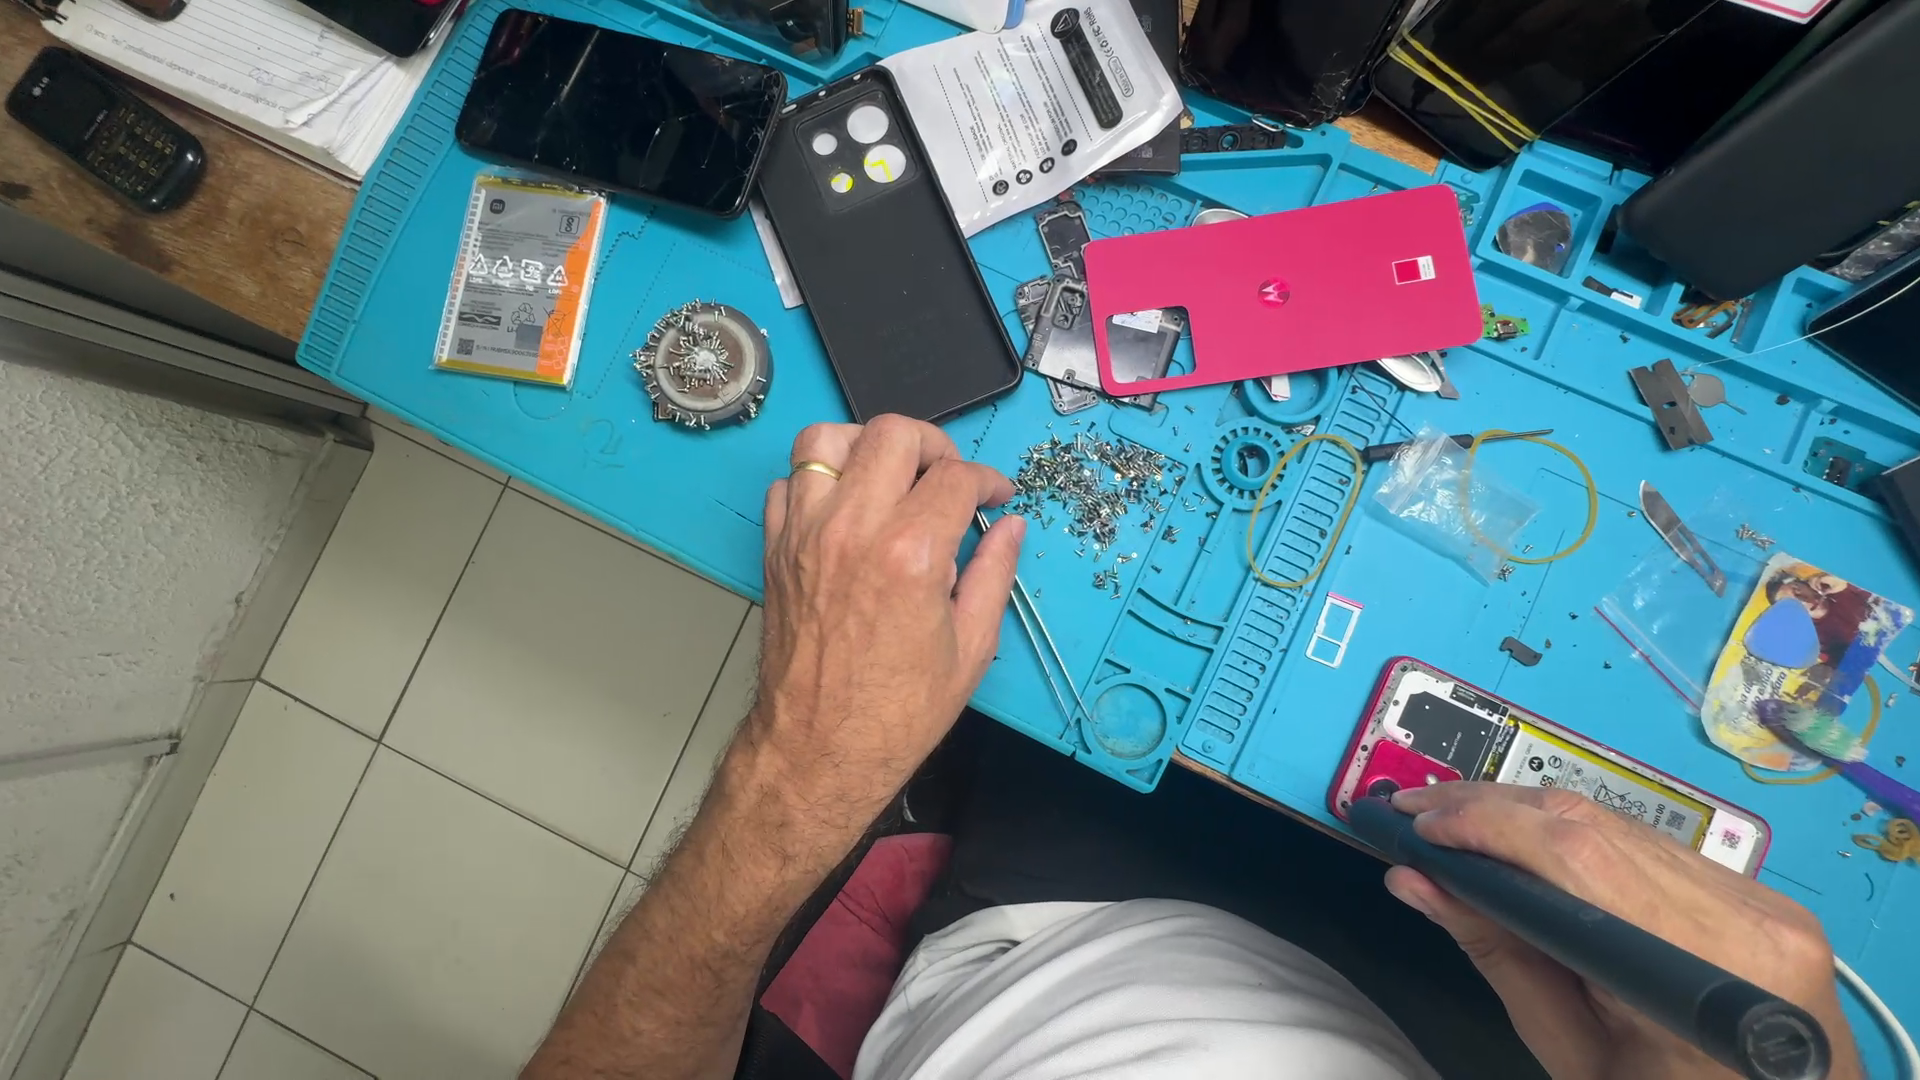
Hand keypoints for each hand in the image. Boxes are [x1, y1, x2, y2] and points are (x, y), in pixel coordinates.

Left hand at [742, 416, 1024, 839]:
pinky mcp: (775, 549)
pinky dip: (820, 480)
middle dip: (934, 444)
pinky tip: (846, 508)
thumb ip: (994, 573)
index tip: (995, 496)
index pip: (956, 477)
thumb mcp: (971, 648)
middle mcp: (854, 527)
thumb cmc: (900, 712)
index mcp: (911, 553)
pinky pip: (788, 482)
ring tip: (891, 477)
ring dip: (867, 446)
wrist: (817, 751)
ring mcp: (805, 533)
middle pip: (892, 433)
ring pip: (826, 440)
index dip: (988, 480)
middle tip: (948, 478)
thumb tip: (1011, 526)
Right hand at [1383, 782, 1861, 1079]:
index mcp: (1707, 963)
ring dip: (1515, 809)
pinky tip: (1515, 835)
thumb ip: (1493, 951)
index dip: (1485, 824)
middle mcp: (1743, 912)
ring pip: (1606, 817)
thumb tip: (1409, 879)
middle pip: (1587, 821)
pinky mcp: (1753, 893)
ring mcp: (1756, 897)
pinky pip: (1634, 837)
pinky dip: (1561, 829)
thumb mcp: (1565, 1047)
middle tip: (1413, 810)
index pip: (1574, 853)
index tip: (1415, 827)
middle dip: (1485, 804)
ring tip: (1449, 817)